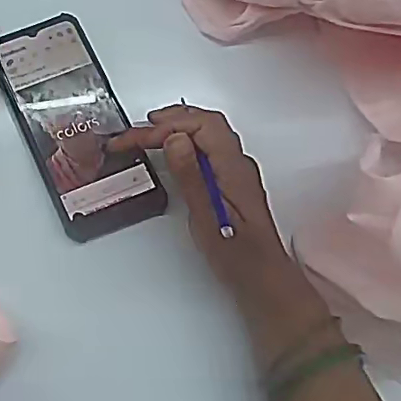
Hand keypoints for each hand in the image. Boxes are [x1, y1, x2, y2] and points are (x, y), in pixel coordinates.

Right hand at [107, 104, 305, 307]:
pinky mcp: (230, 180)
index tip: (137, 139)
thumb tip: (175, 139)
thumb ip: (191, 176)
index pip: (201, 126)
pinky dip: (184, 139)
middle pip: (205, 123)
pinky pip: (207, 146)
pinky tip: (171, 149)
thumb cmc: (240, 257)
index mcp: (234, 168)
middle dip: (168, 119)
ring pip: (207, 132)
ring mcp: (236, 171)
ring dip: (176, 126)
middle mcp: (238, 164)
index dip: (166, 126)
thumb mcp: (208, 218)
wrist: (265, 282)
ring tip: (146, 132)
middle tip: (136, 129)